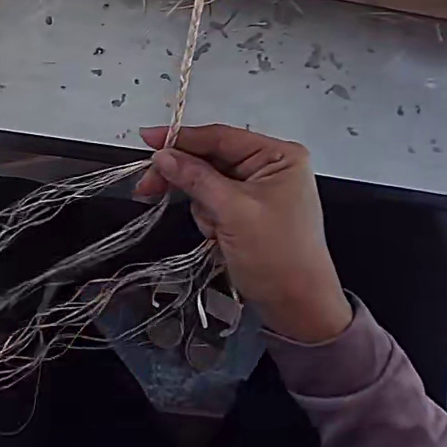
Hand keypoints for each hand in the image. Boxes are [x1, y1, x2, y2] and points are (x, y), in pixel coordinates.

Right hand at [135, 125, 352, 342]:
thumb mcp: (233, 213)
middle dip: (186, 179)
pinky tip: (219, 238)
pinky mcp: (247, 211)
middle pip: (210, 159)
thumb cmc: (277, 257)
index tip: (147, 138)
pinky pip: (213, 202)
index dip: (181, 138)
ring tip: (216, 232)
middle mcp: (269, 166)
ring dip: (202, 207)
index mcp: (278, 156)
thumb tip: (162, 155)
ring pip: (207, 182)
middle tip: (148, 187)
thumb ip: (195, 178)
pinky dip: (209, 218)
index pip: (220, 137)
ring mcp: (258, 190)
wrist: (298, 308)